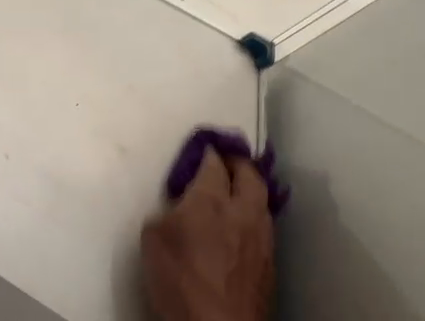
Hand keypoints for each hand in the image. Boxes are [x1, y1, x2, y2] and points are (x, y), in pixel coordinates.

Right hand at [141, 149, 274, 320]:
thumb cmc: (178, 278)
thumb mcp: (154, 235)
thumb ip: (170, 211)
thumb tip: (182, 207)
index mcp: (210, 200)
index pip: (214, 163)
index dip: (207, 151)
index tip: (201, 146)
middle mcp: (242, 213)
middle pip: (250, 176)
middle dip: (238, 162)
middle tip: (225, 159)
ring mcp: (262, 241)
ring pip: (263, 202)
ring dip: (250, 190)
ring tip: (235, 191)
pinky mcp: (270, 266)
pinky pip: (264, 227)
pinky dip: (253, 216)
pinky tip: (241, 225)